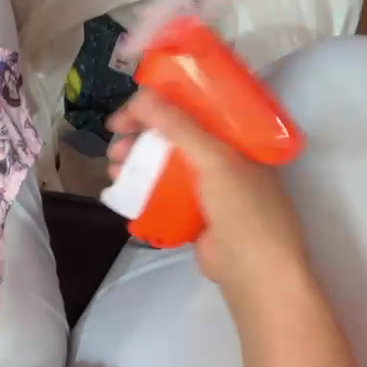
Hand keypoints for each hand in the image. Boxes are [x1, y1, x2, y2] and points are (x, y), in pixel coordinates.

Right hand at [107, 90, 308, 299]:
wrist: (252, 270)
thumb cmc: (243, 209)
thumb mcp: (214, 160)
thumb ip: (179, 127)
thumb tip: (141, 96)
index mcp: (238, 138)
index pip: (194, 108)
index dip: (160, 104)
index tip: (127, 113)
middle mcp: (223, 157)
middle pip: (174, 136)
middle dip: (140, 136)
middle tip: (115, 143)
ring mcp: (207, 186)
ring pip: (164, 163)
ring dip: (136, 162)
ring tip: (114, 169)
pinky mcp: (193, 212)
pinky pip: (162, 191)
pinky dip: (141, 187)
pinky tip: (122, 188)